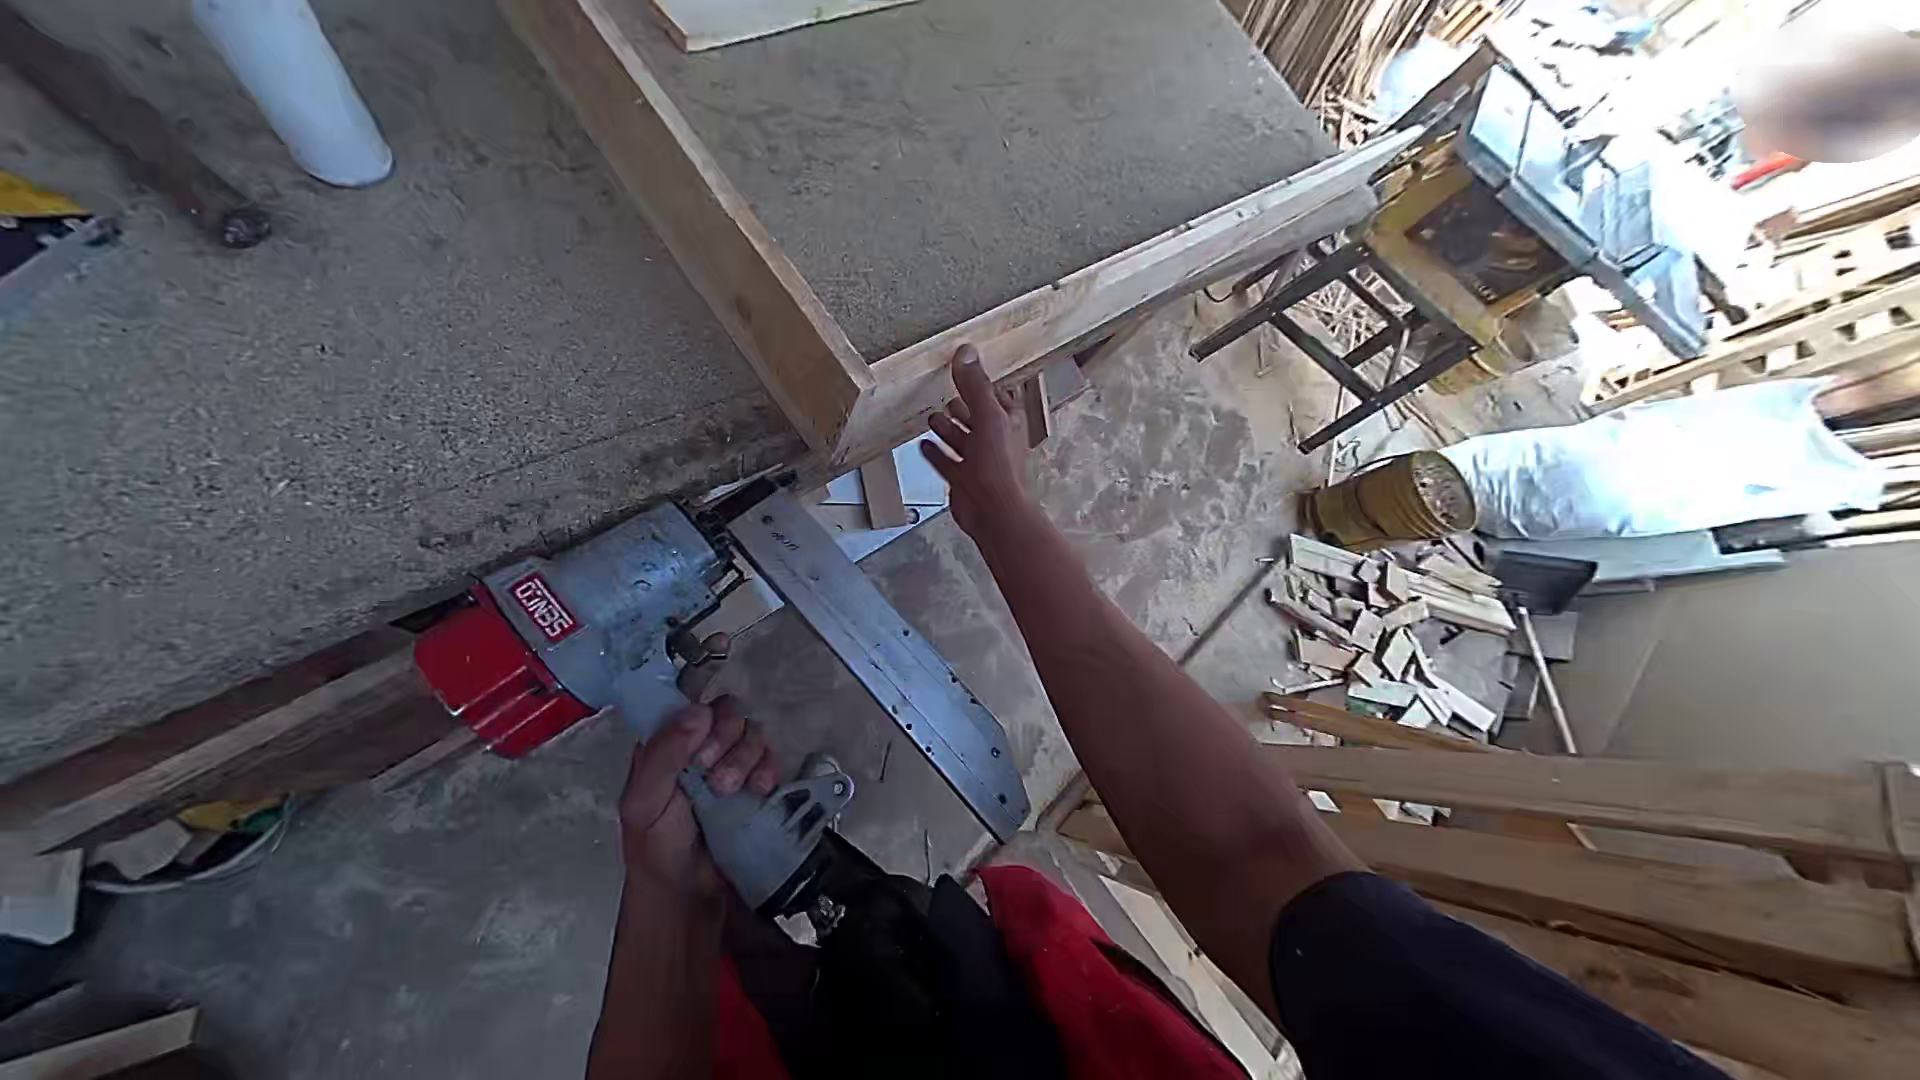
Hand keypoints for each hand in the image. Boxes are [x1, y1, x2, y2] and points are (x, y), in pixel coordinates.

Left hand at [617, 695, 778, 901]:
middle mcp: (701, 746)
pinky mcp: (757, 778)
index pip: (691, 702)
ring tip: (730, 791)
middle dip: (725, 739)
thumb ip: (663, 755)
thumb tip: (697, 711)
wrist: (690, 893)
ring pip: (752, 731)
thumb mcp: (643, 802)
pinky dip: (768, 769)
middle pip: (728, 711)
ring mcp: (732, 761)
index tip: (700, 735)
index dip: (701, 713)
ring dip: (745, 758)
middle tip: (712, 771)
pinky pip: (773, 756)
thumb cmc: (657, 847)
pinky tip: (759, 790)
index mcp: (668, 743)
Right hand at [919, 344, 1031, 538]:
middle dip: (962, 407)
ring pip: (960, 439)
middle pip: (976, 417)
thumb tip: (966, 352)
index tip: (966, 371)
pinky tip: (924, 445)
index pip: (995, 396)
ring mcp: (978, 461)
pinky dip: (936, 452)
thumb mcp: (988, 417)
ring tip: (932, 417)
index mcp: (1008, 422)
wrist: (994, 512)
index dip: (982, 384)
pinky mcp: (962, 478)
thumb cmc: (999, 467)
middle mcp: (994, 440)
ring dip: (947, 429)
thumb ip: (975, 385)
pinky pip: (946, 461)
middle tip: (948, 395)